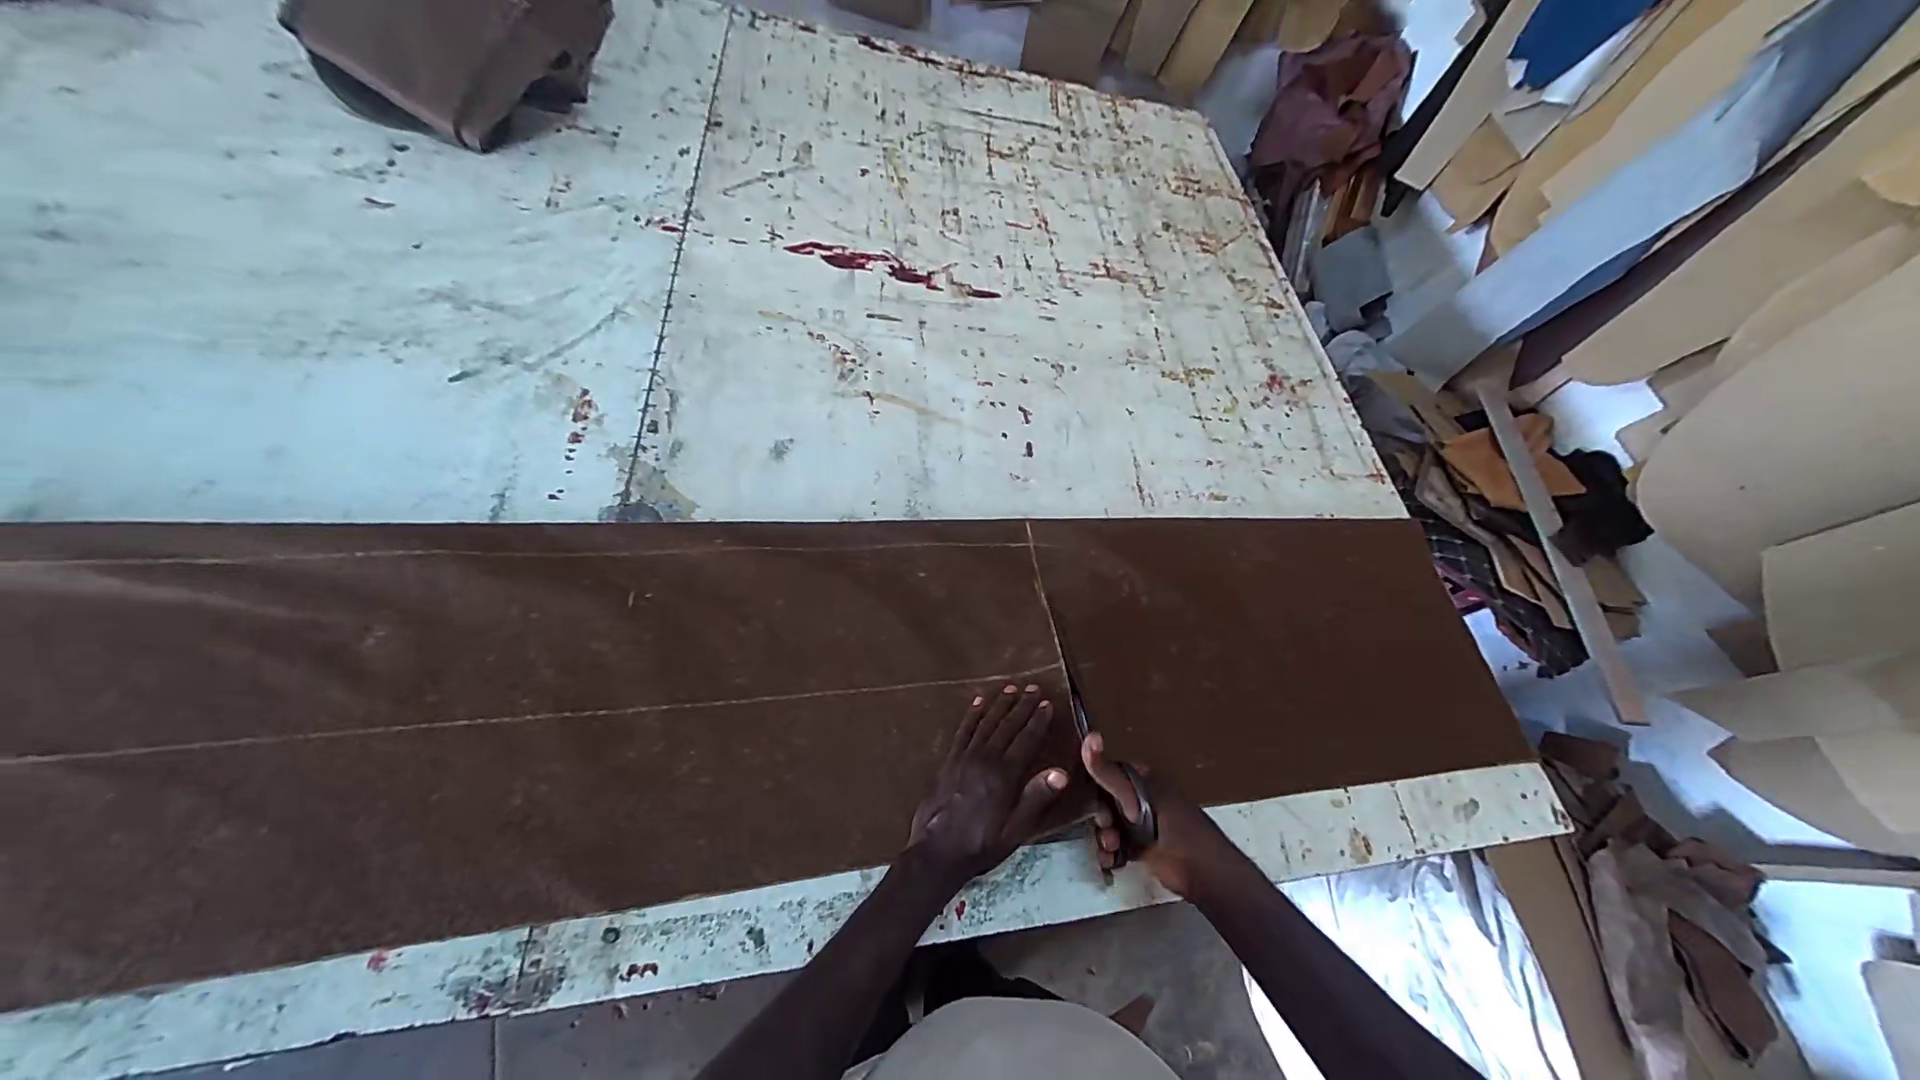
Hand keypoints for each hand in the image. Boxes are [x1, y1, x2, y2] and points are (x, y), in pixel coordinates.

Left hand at [907, 684, 1068, 886]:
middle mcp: (985, 759)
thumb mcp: (1015, 830)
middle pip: (1007, 725)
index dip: (1038, 721)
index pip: (1026, 740)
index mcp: (1004, 775)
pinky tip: (978, 702)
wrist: (936, 852)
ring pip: (986, 723)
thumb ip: (1036, 799)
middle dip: (1022, 705)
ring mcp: (964, 757)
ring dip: (1000, 704)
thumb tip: (1062, 772)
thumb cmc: (981, 845)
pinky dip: (972, 714)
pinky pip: (963, 730)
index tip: (1048, 704)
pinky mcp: (949, 761)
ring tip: (1011, 688)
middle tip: (1034, 688)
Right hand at [1082, 732, 1238, 898]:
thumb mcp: (1136, 798)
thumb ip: (1109, 773)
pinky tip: (1112, 862)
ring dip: (1104, 839)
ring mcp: (1142, 826)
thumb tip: (1090, 737)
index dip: (1097, 788)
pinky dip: (1111, 855)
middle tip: (1108, 831)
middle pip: (1105, 804)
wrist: (1204, 873)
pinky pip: (1117, 848)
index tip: (1092, 803)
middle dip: (1101, 820)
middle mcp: (1141, 800)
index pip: (1109, 774)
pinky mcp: (1143, 850)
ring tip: (1112, 850)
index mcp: (1144, 780)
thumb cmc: (1174, 828)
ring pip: (1109, 827)